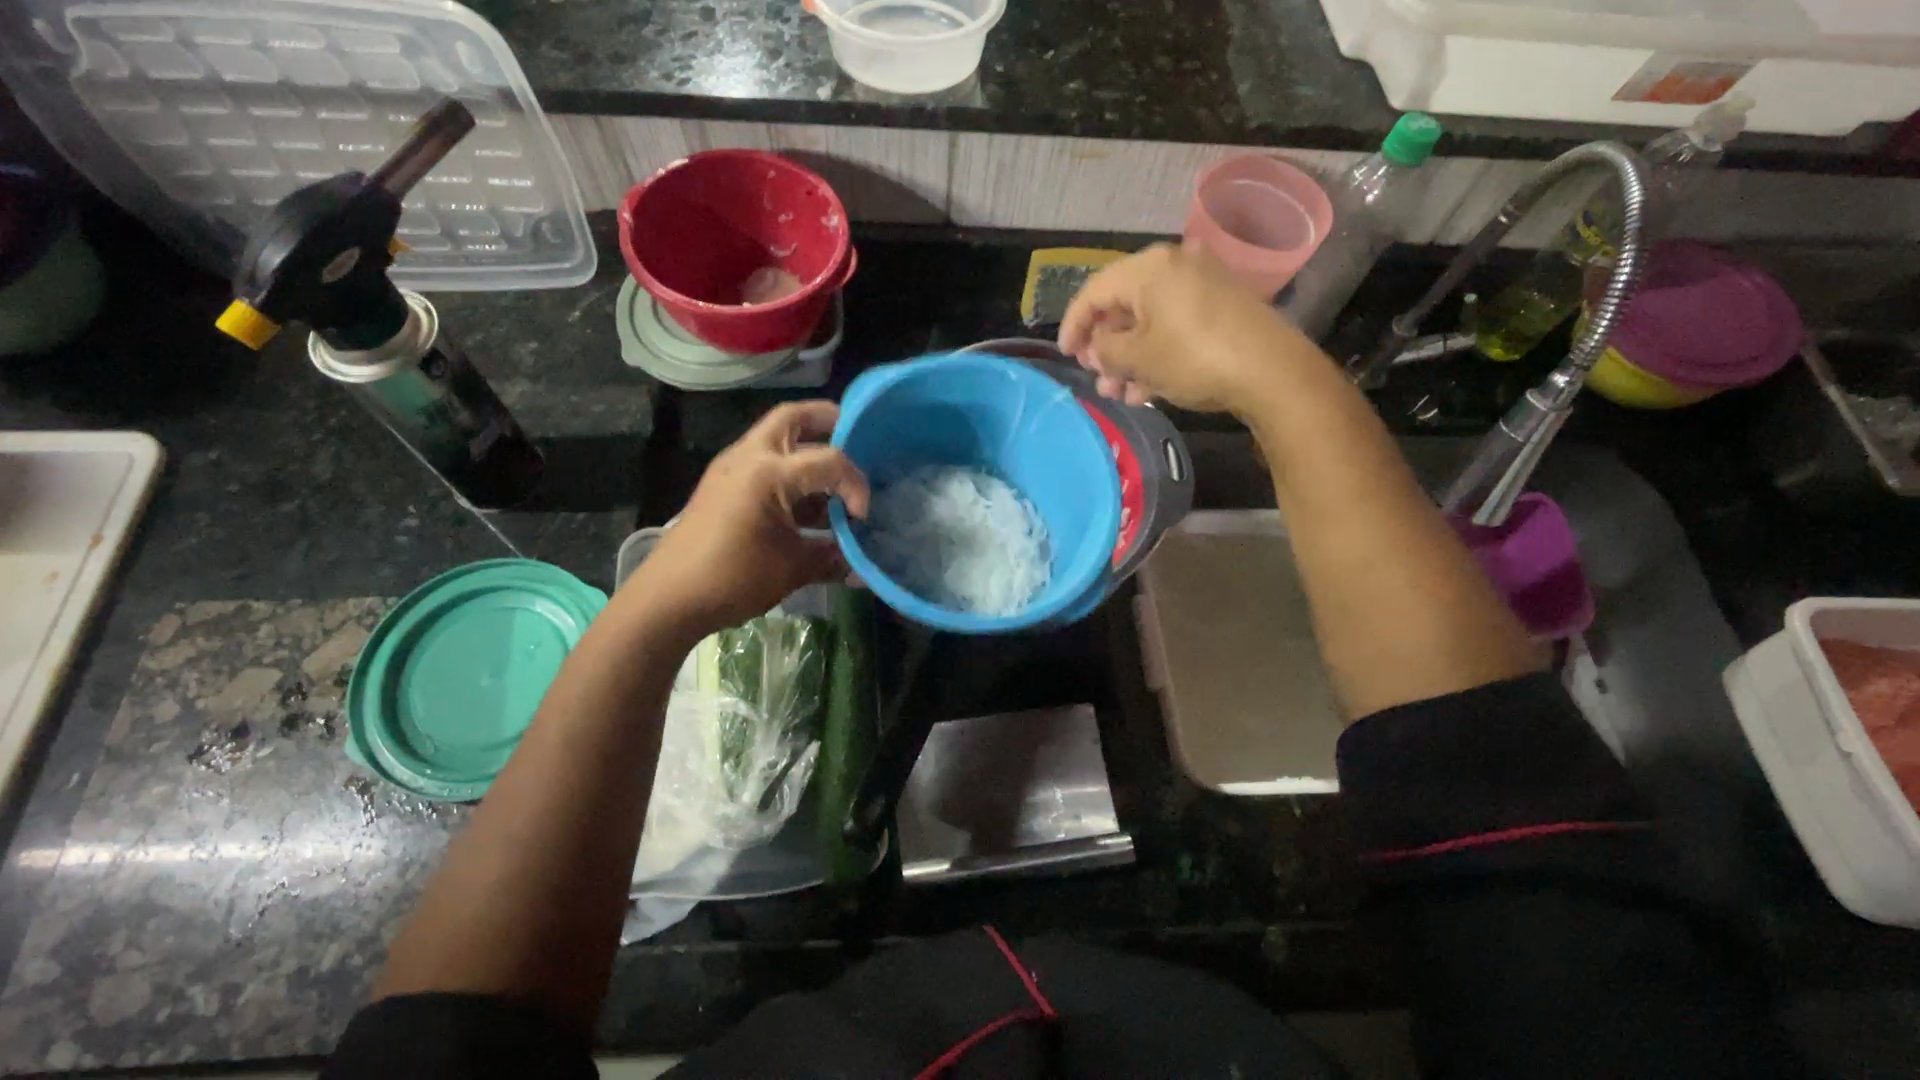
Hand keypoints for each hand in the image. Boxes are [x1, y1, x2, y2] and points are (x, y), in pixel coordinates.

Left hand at [624, 401, 869, 640]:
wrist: (669, 598)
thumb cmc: (734, 578)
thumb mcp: (792, 569)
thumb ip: (831, 559)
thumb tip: (860, 566)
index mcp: (769, 471)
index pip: (830, 460)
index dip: (856, 485)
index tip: (862, 517)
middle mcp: (749, 457)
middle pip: (794, 418)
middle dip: (829, 422)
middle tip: (857, 440)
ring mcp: (731, 469)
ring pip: (776, 439)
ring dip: (807, 449)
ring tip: (835, 480)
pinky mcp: (722, 486)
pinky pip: (763, 463)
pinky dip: (789, 472)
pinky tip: (806, 505)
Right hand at [1057, 243, 1313, 414]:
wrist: (1271, 372)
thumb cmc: (1194, 359)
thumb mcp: (1138, 359)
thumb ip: (1105, 350)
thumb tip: (1096, 348)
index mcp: (1148, 268)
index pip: (1093, 292)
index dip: (1073, 325)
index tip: (1066, 356)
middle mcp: (1175, 266)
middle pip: (1123, 306)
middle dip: (1105, 348)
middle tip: (1097, 378)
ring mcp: (1201, 285)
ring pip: (1149, 321)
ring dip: (1129, 358)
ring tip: (1119, 394)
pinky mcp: (1221, 308)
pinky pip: (1174, 327)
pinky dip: (1156, 354)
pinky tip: (1147, 390)